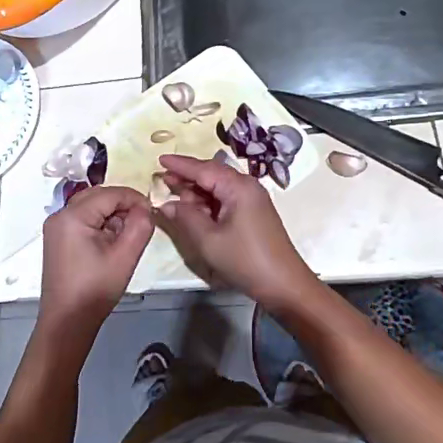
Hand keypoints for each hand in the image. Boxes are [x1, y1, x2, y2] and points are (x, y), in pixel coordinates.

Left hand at [40, 185, 153, 333]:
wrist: (68, 320)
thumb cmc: (96, 288)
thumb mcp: (126, 256)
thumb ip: (140, 225)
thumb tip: (145, 208)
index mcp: (73, 216)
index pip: (111, 193)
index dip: (135, 199)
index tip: (152, 213)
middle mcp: (60, 215)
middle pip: (99, 196)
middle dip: (123, 205)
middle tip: (141, 223)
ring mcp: (56, 227)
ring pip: (91, 206)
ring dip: (112, 214)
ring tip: (126, 236)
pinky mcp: (58, 238)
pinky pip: (83, 219)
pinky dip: (100, 223)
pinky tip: (111, 242)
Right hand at [155, 154, 319, 308]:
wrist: (283, 283)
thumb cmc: (245, 259)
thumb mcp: (208, 240)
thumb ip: (185, 218)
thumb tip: (167, 204)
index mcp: (238, 187)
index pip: (203, 168)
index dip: (180, 164)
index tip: (159, 159)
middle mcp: (247, 186)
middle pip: (212, 174)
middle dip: (187, 178)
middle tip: (162, 180)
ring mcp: (252, 200)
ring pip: (218, 188)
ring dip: (197, 193)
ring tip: (174, 199)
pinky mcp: (253, 213)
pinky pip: (226, 199)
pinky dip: (208, 203)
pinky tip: (195, 212)